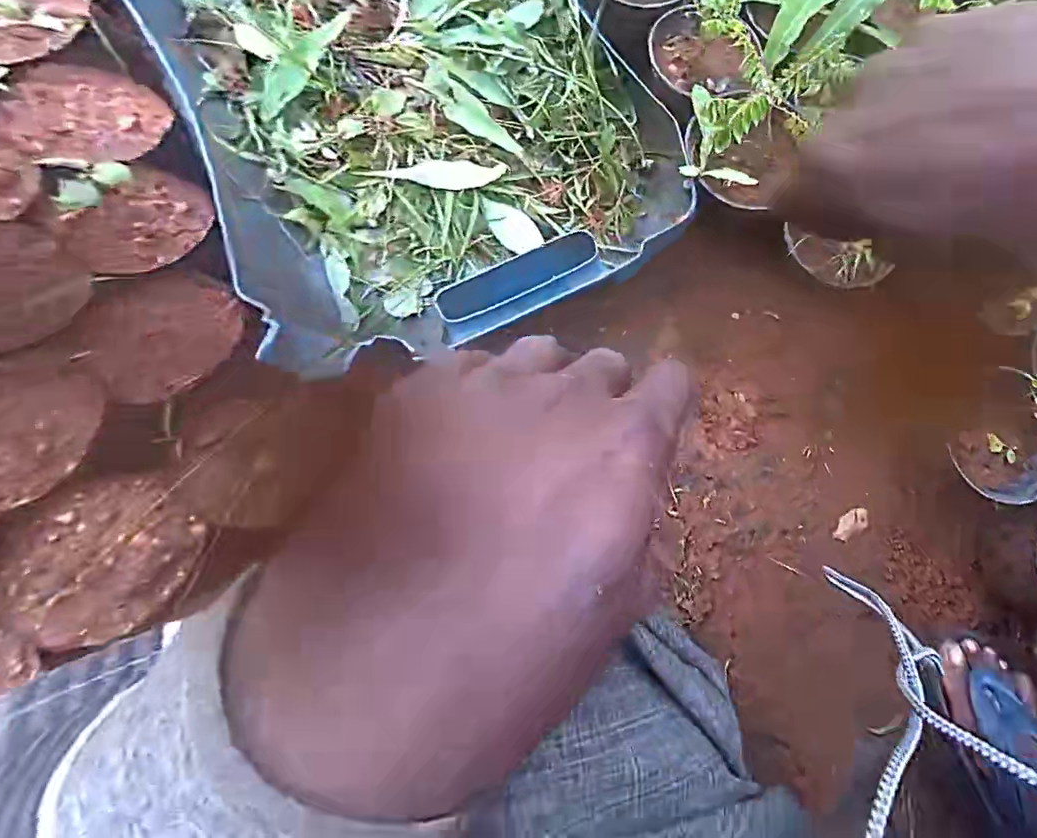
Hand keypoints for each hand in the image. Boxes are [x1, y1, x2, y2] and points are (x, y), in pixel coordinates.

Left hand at [226, 338, 693, 820]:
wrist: (362, 684)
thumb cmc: (513, 655)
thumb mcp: (619, 607)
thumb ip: (650, 526)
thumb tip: (642, 489)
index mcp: (626, 445)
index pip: (674, 380)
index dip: (666, 408)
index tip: (649, 438)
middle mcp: (566, 396)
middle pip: (607, 364)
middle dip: (603, 403)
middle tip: (571, 458)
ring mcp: (487, 385)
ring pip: (542, 353)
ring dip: (543, 388)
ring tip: (513, 439)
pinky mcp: (417, 390)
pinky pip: (473, 365)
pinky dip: (478, 393)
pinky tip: (452, 443)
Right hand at [783, 0, 1036, 270]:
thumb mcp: (976, 275)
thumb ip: (903, 258)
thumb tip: (887, 240)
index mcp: (848, 169)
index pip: (789, 199)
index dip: (822, 226)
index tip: (861, 241)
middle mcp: (862, 98)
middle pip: (836, 148)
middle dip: (868, 182)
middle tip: (937, 208)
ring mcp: (917, 46)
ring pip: (886, 104)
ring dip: (912, 136)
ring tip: (992, 154)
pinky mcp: (973, 12)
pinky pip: (935, 69)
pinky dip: (954, 95)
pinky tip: (1026, 108)